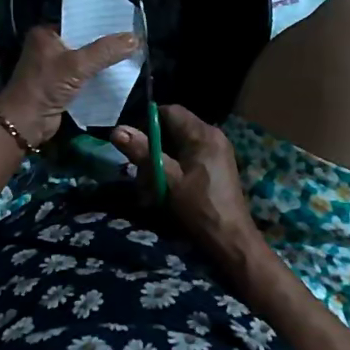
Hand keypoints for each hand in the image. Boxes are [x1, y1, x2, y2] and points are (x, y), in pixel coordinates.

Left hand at [0, 25, 137, 145]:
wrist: (25, 124)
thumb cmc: (45, 86)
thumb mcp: (77, 65)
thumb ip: (106, 51)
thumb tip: (135, 39)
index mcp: (46, 33)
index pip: (79, 20)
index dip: (102, 20)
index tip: (126, 20)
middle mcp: (50, 46)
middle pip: (84, 39)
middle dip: (107, 41)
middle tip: (134, 36)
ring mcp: (55, 66)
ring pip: (87, 58)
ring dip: (105, 58)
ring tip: (132, 52)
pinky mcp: (61, 84)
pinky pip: (86, 74)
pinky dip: (100, 74)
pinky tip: (119, 72)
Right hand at [112, 105, 259, 260]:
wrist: (231, 238)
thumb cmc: (199, 207)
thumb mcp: (167, 180)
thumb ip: (143, 152)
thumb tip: (117, 130)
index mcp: (203, 133)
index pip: (170, 111)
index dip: (148, 121)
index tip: (132, 141)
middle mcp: (213, 135)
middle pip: (175, 128)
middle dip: (154, 146)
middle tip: (140, 170)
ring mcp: (217, 150)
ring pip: (180, 144)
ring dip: (162, 160)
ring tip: (151, 185)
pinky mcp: (218, 165)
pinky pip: (190, 156)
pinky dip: (175, 167)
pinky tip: (166, 189)